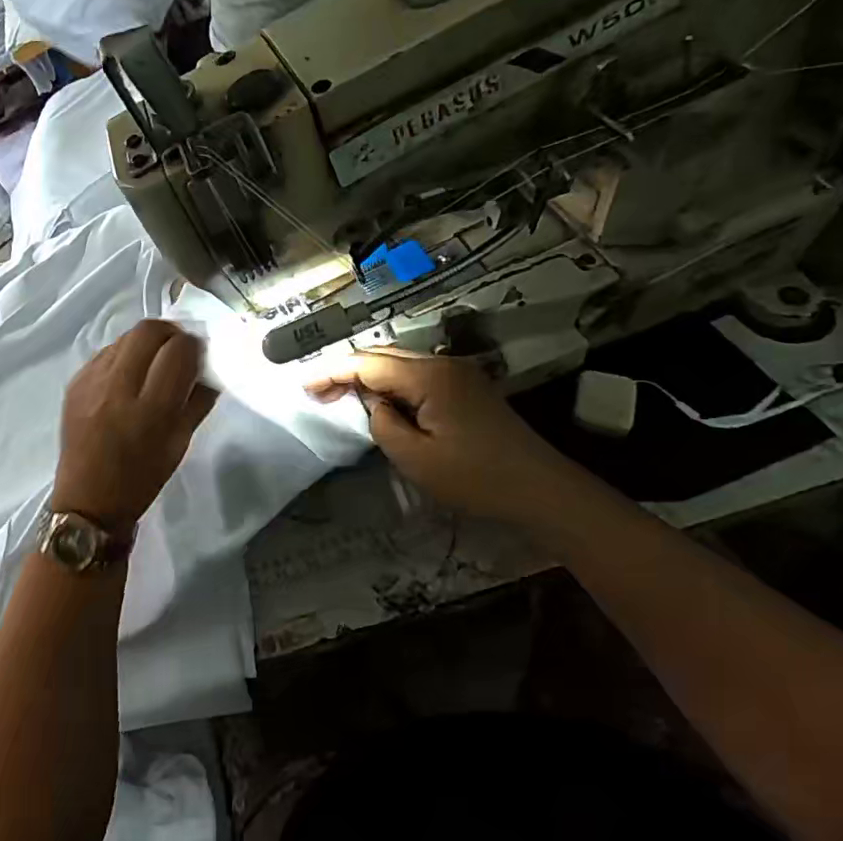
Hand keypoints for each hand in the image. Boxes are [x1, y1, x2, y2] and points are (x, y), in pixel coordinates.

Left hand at [55, 320, 218, 526]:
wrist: (89, 501)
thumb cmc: (143, 477)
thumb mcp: (182, 440)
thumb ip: (200, 397)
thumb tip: (210, 363)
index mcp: (151, 410)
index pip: (179, 350)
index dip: (194, 346)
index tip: (199, 356)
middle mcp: (118, 388)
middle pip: (149, 330)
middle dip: (171, 334)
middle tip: (179, 350)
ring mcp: (91, 382)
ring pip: (126, 336)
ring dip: (147, 342)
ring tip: (154, 362)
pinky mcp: (74, 382)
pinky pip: (106, 351)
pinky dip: (125, 355)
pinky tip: (130, 375)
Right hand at [306, 350, 594, 528]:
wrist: (539, 487)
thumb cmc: (475, 478)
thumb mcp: (417, 460)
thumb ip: (384, 425)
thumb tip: (376, 404)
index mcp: (429, 377)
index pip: (369, 363)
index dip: (333, 372)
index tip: (304, 386)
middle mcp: (443, 363)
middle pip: (385, 355)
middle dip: (349, 369)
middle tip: (319, 393)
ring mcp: (459, 372)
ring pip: (402, 363)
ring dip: (371, 375)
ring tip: (343, 395)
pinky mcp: (468, 386)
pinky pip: (420, 375)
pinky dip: (394, 383)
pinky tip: (382, 400)